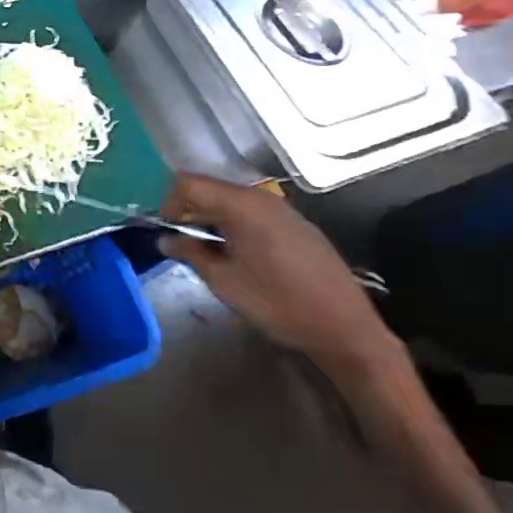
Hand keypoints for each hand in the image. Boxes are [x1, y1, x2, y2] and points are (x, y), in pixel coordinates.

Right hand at [160, 172, 400, 372]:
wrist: (346, 328)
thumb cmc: (279, 304)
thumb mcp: (225, 283)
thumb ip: (191, 254)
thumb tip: (166, 239)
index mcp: (240, 204)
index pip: (188, 183)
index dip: (170, 203)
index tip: (167, 231)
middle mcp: (260, 197)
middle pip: (211, 189)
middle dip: (190, 211)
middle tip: (183, 243)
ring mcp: (281, 208)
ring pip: (232, 200)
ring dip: (213, 219)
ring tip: (210, 252)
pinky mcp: (296, 223)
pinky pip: (254, 212)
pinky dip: (237, 224)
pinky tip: (242, 255)